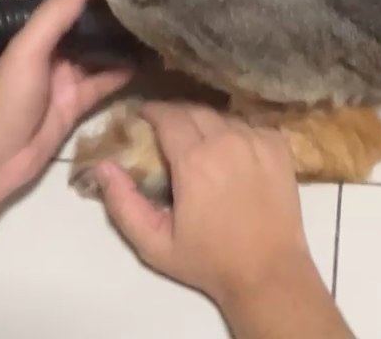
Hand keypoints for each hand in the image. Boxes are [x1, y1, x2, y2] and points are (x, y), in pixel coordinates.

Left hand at [0, 0, 130, 275]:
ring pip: (101, 57)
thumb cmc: (4, 101)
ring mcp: (66, 81)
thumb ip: (54, 17)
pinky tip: (149, 60)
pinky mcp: (77, 106)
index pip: (71, 8)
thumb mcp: (26, 52)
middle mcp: (53, 55)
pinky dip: (124, 73)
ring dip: (123, 45)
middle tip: (153, 2)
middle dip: (116, 20)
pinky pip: (105, 84)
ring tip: (157, 27)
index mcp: (36, 38)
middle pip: (89, 32)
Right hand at [96, 104, 319, 308]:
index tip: (143, 115)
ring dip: (206, 122)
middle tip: (166, 128)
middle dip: (176, 113)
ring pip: (223, 116)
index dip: (153, 111)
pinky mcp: (277, 143)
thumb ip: (123, 203)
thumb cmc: (208, 260)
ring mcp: (256, 138)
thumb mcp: (154, 244)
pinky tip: (231, 150)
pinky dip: (235, 131)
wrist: (267, 269)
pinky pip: (250, 124)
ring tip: (199, 141)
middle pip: (195, 109)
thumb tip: (103, 167)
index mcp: (194, 159)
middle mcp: (226, 139)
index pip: (168, 116)